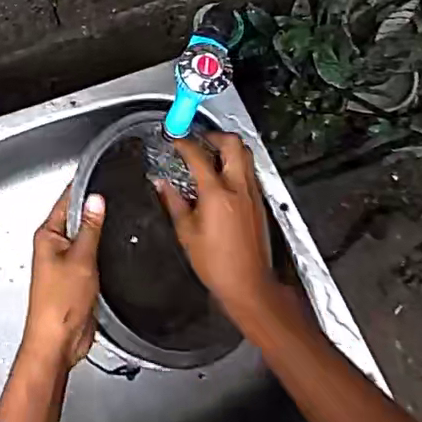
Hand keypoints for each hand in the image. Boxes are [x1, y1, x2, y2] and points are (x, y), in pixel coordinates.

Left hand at [22, 186, 104, 369]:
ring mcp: (65, 261)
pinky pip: (91, 255)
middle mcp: (54, 245)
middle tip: (119, 193)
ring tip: (123, 215)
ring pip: (85, 237)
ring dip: (99, 231)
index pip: (65, 200)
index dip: (82, 186)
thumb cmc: (60, 303)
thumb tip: (95, 199)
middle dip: (94, 208)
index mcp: (48, 234)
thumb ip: (89, 228)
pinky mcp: (76, 277)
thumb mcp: (80, 259)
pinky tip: (117, 246)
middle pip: (76, 217)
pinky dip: (102, 250)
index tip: (100, 172)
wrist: (58, 343)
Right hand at [156, 131, 277, 315]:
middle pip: (232, 143)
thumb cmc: (217, 264)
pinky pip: (248, 171)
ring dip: (227, 147)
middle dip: (214, 135)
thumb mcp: (186, 232)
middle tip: (199, 139)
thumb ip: (174, 202)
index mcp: (217, 194)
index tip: (175, 140)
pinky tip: (221, 177)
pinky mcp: (259, 203)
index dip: (184, 144)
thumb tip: (162, 184)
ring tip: (210, 154)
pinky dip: (235, 164)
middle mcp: (238, 188)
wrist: (250, 286)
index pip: (199, 156)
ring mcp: (252, 194)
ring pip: (245, 154)